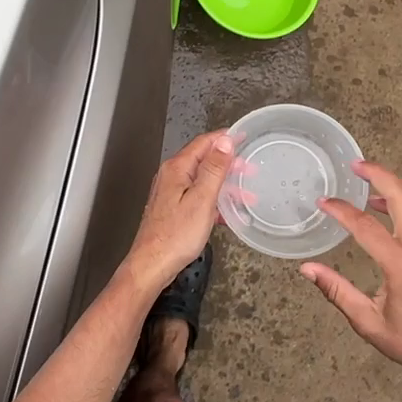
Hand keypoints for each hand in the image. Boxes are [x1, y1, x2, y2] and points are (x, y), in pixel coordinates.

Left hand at [121, 131, 234, 290]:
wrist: (152, 264)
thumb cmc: (175, 236)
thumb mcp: (202, 199)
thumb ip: (214, 169)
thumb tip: (224, 141)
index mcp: (177, 169)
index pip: (204, 143)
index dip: (225, 138)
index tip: (243, 136)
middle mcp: (171, 176)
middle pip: (203, 160)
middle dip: (228, 163)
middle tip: (249, 168)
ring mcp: (170, 193)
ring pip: (201, 180)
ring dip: (224, 185)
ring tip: (244, 193)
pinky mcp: (172, 208)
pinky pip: (197, 196)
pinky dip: (214, 200)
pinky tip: (227, 212)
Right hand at [300, 160, 401, 392]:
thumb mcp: (368, 323)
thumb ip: (336, 292)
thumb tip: (308, 269)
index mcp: (401, 265)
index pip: (366, 227)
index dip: (341, 210)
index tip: (322, 202)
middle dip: (379, 174)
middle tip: (356, 164)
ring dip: (390, 187)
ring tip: (366, 181)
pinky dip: (399, 205)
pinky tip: (384, 212)